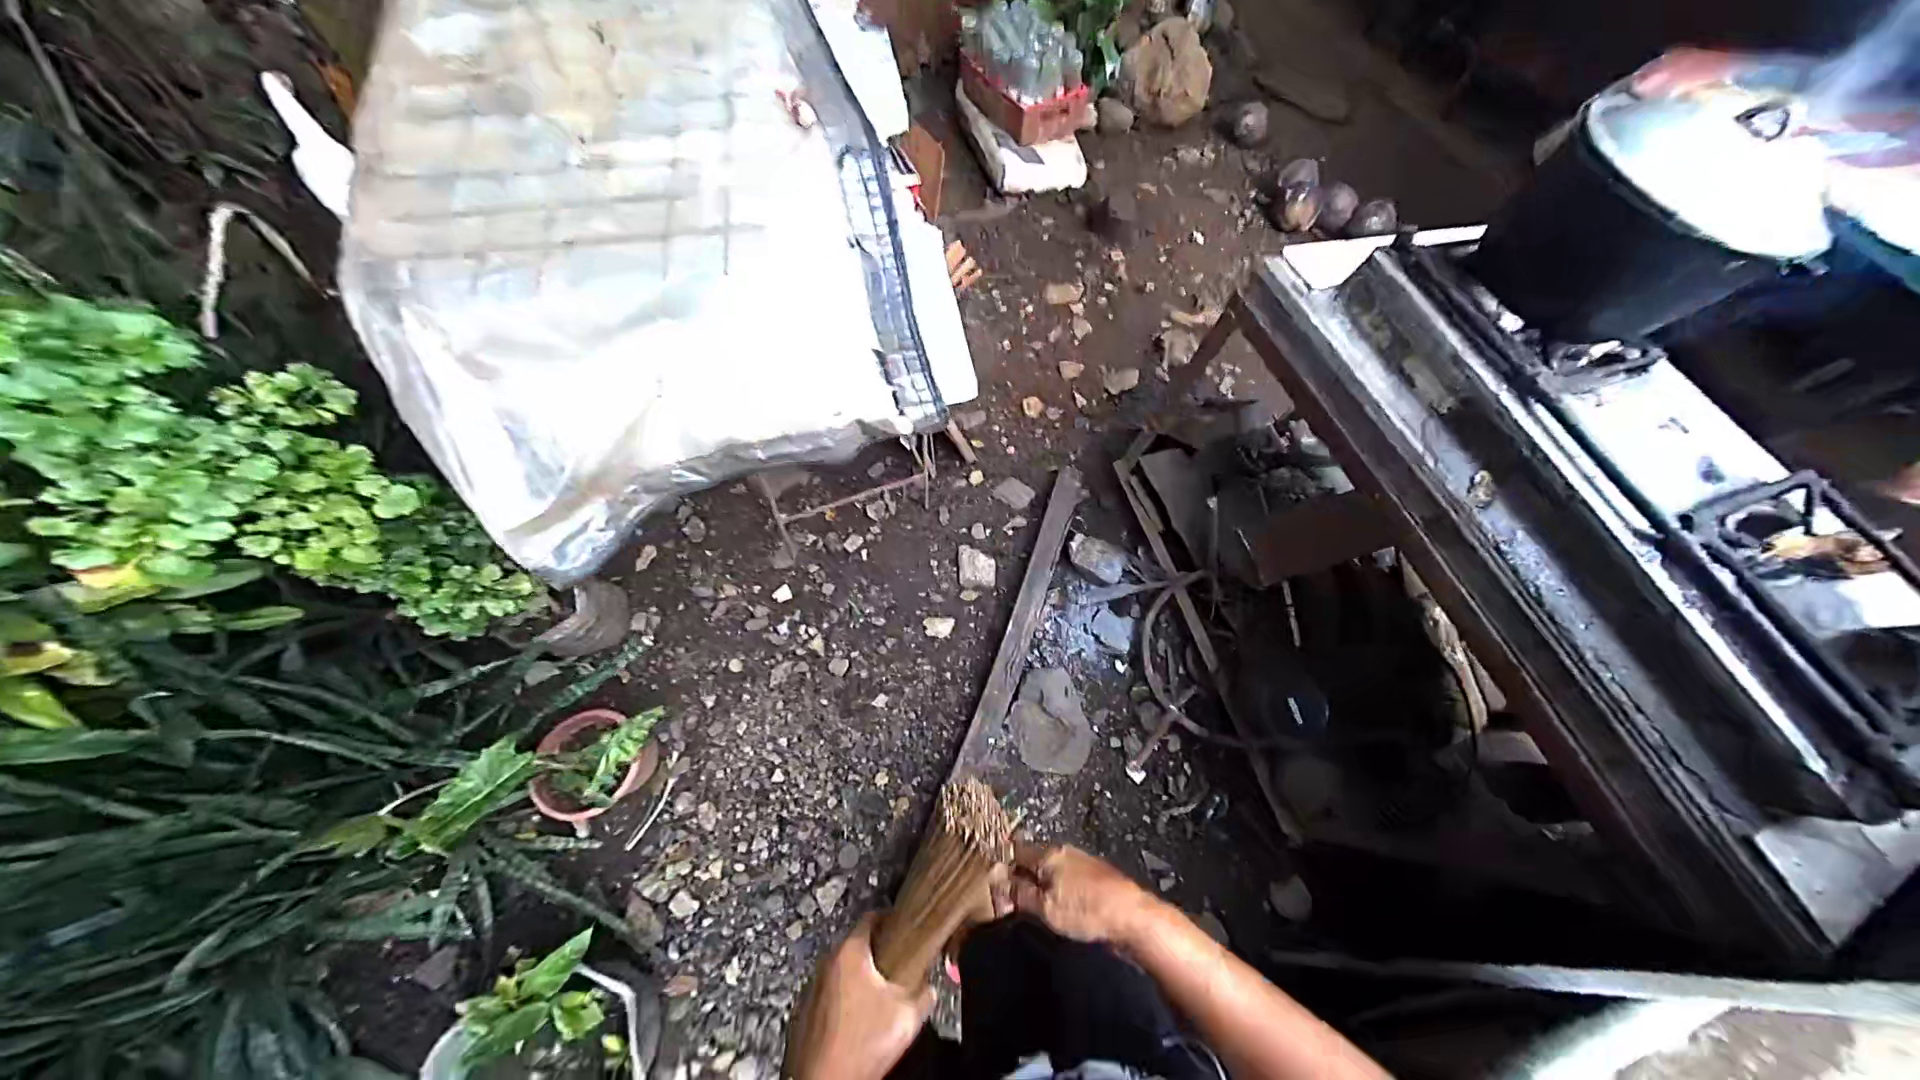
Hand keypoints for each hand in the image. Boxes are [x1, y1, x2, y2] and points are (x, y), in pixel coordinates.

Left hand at [785, 913, 931, 1079]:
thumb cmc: (861, 1045)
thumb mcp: (906, 1016)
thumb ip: (924, 994)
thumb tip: (930, 987)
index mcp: (850, 952)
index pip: (871, 917)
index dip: (890, 918)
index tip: (902, 925)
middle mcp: (827, 962)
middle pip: (856, 944)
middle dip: (877, 952)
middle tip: (898, 966)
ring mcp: (812, 987)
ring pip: (842, 970)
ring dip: (859, 977)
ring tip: (879, 997)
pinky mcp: (804, 1012)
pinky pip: (829, 994)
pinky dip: (844, 999)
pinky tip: (858, 1020)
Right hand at [1009, 841, 1157, 947]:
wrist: (1133, 918)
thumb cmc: (1087, 910)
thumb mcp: (1045, 907)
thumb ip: (1019, 893)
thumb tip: (998, 880)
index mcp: (1049, 853)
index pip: (1016, 852)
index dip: (1004, 870)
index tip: (997, 890)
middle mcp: (1064, 852)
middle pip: (1034, 862)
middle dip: (1022, 881)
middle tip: (1014, 907)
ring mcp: (1081, 863)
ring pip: (1051, 872)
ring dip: (1042, 889)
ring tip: (1037, 913)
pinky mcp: (1095, 878)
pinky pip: (1067, 882)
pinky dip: (1060, 893)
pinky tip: (1062, 913)